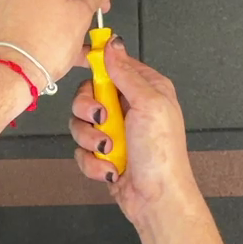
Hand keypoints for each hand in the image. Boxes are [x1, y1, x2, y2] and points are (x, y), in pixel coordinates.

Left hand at [0, 0, 114, 90]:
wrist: (12, 71)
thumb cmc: (43, 46)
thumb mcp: (82, 17)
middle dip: (75, 3)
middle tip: (86, 22)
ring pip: (42, 2)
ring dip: (59, 17)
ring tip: (70, 40)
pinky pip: (27, 15)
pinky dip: (40, 25)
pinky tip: (51, 44)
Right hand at [69, 40, 201, 229]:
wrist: (156, 198)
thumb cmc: (162, 154)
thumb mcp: (149, 104)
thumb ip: (126, 73)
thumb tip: (113, 45)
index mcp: (145, 89)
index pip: (112, 66)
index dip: (96, 69)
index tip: (89, 73)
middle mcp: (128, 108)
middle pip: (88, 94)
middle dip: (88, 111)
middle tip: (102, 119)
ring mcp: (114, 132)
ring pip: (80, 124)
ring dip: (91, 140)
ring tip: (110, 150)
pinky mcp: (102, 154)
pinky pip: (80, 150)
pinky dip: (93, 162)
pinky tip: (110, 168)